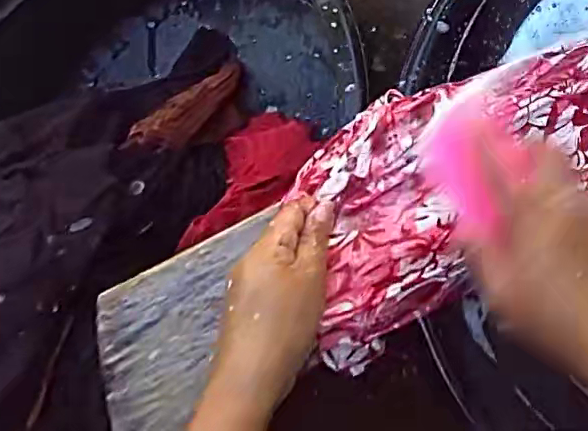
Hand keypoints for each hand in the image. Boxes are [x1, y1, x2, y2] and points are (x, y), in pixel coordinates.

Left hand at [190, 197, 333, 430]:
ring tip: (328, 269)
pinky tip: (308, 293)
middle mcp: (250, 261)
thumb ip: (317, 236)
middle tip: (340, 245)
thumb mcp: (311, 274)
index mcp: (265, 247)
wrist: (249, 383)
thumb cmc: (285, 324)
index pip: (293, 209)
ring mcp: (245, 284)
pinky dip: (294, 278)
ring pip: (283, 256)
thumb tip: (324, 204)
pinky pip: (275, 277)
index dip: (319, 206)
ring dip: (306, 258)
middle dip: (314, 234)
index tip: (342, 214)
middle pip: (287, 232)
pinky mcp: (247, 306)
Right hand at [456, 140, 587, 376]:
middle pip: (541, 148)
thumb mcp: (501, 290)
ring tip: (526, 188)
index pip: (497, 163)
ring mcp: (581, 199)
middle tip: (505, 160)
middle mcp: (556, 194)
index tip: (470, 120)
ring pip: (560, 162)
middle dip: (522, 146)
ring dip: (541, 163)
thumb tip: (465, 227)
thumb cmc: (548, 309)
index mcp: (527, 209)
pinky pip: (572, 182)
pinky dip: (557, 184)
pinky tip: (550, 214)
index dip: (481, 138)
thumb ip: (481, 252)